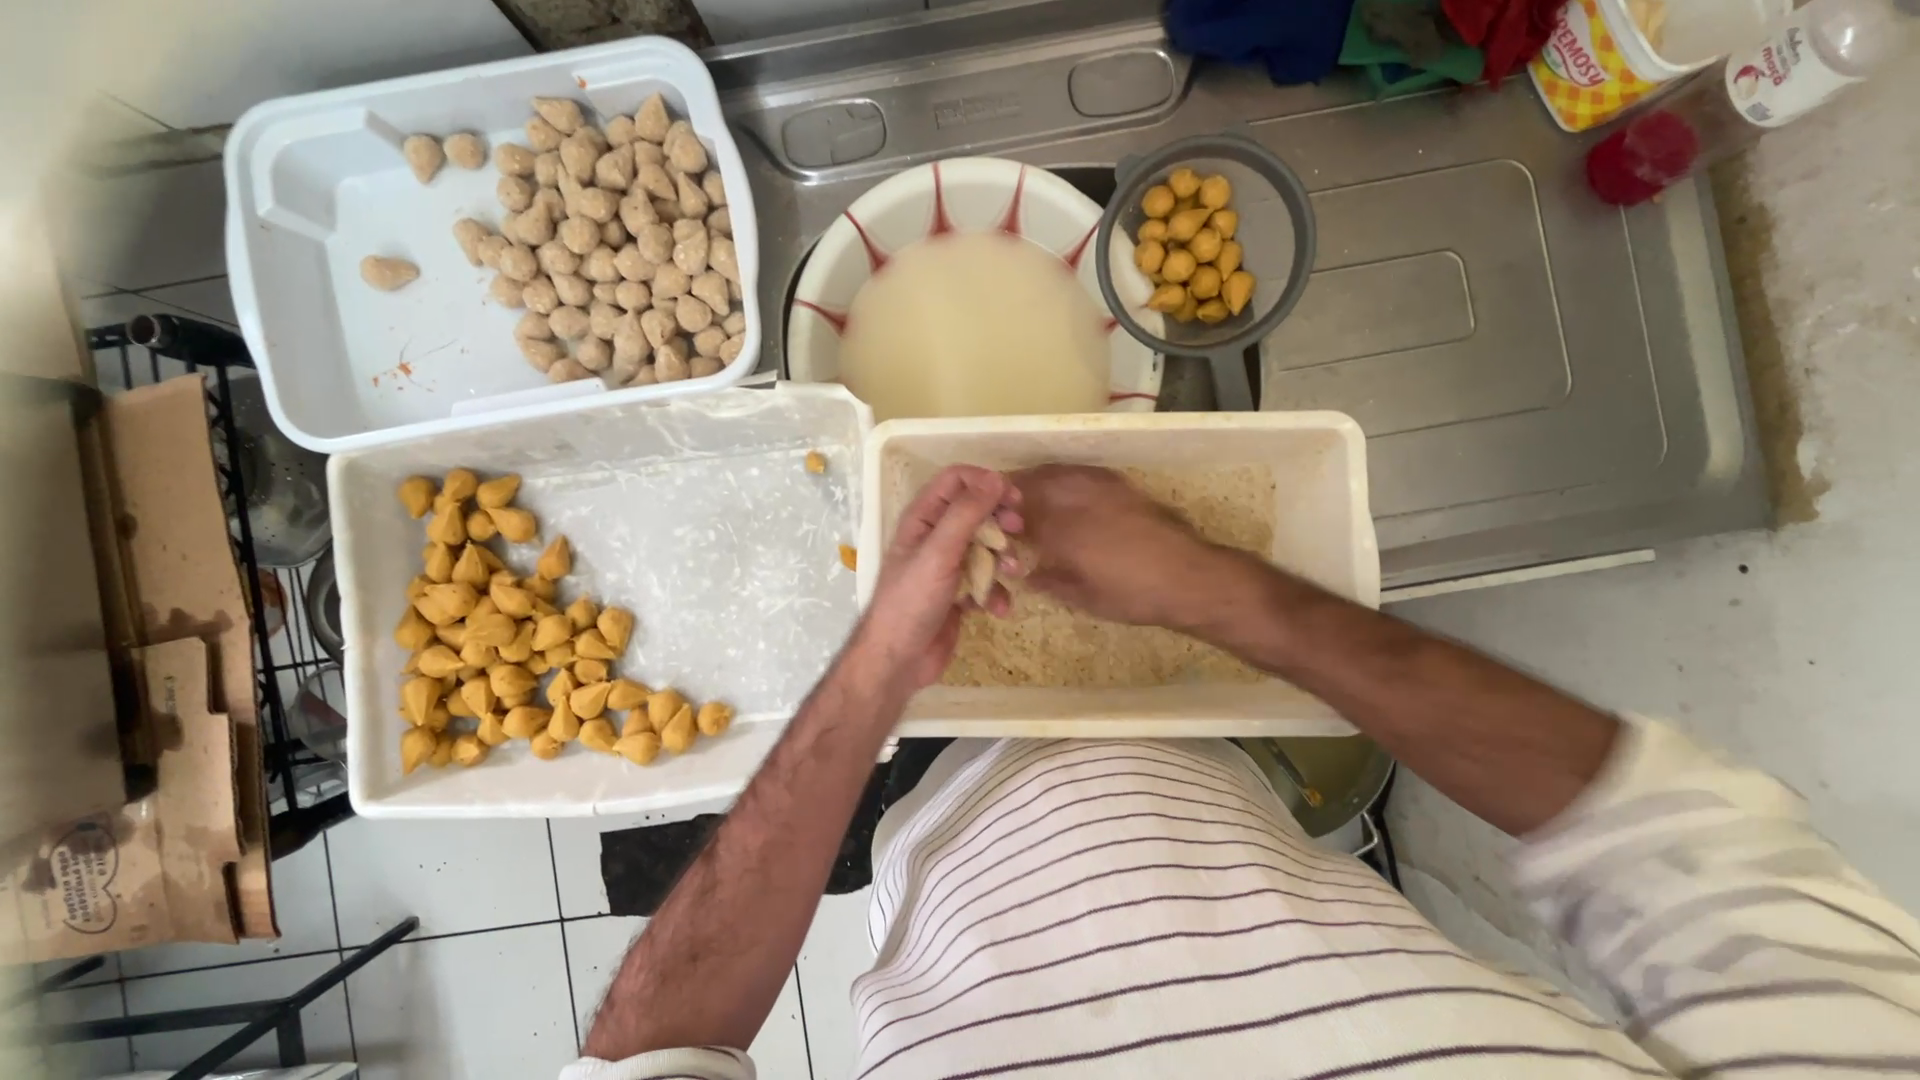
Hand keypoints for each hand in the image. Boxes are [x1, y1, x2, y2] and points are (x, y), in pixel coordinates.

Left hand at [845, 465, 1021, 693]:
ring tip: (1012, 572)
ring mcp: (948, 567)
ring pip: (986, 548)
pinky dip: (996, 593)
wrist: (899, 660)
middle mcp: (935, 537)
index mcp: (923, 518)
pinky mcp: (959, 595)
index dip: (985, 483)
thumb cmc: (912, 600)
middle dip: (1000, 520)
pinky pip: (986, 583)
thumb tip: (995, 478)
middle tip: (1017, 530)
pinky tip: (998, 609)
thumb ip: (965, 513)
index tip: (1012, 499)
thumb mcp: (939, 552)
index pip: (956, 480)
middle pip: (977, 512)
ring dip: (1003, 559)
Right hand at [1010, 464, 1230, 629]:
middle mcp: (1075, 501)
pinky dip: (1063, 477)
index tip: (992, 527)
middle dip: (1012, 494)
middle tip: (1003, 508)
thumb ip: (1049, 581)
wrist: (1189, 577)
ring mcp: (1100, 488)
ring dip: (1036, 481)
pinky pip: (1081, 473)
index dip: (1001, 521)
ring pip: (1056, 473)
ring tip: (1027, 495)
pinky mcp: (1121, 485)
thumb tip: (1027, 574)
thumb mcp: (1083, 598)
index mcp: (1061, 532)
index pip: (1018, 518)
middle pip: (1032, 485)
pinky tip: (1064, 490)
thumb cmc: (1133, 595)